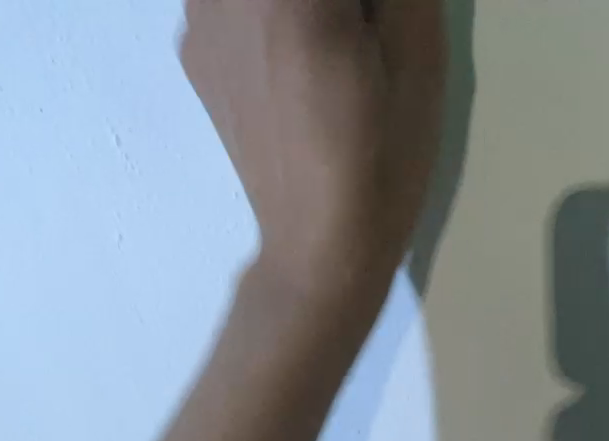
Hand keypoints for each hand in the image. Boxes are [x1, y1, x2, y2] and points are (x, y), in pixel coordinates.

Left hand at [181, 0, 446, 299]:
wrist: (319, 248)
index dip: (363, 0)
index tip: (373, 17)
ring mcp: (196, 16)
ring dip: (301, 8)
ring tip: (332, 41)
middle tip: (358, 28)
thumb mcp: (417, 53)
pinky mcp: (192, 52)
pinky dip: (265, 11)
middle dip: (339, 5)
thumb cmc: (383, 160)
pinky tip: (297, 54)